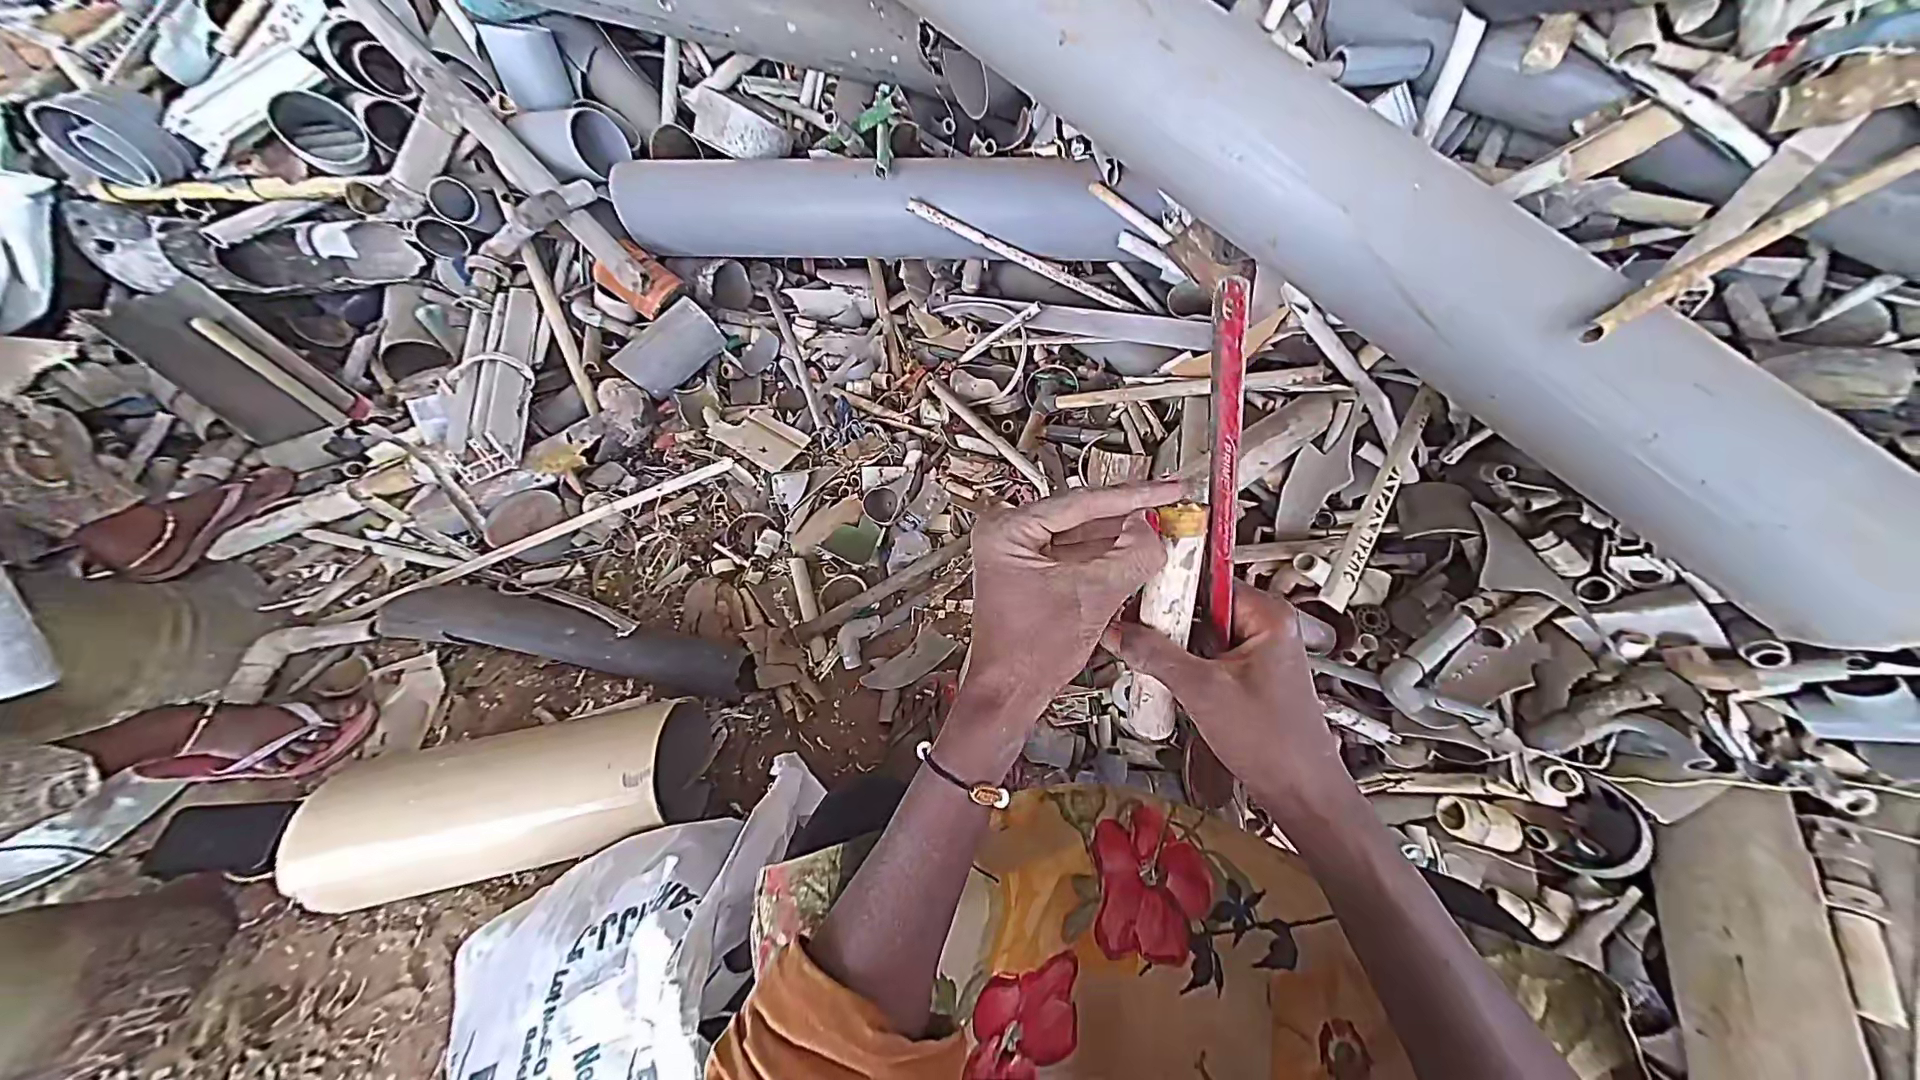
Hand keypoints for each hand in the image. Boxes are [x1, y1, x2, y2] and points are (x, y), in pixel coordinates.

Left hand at [966, 481, 1181, 713]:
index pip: (1080, 502)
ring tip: (1160, 531)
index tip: (1164, 490)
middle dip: (1130, 518)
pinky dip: (1109, 558)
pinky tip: (1137, 554)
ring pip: (1084, 536)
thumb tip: (1151, 531)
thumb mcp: (1091, 598)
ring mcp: (1021, 556)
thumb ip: (1130, 557)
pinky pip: (1079, 557)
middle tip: (1168, 507)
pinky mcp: (1035, 574)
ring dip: (1123, 538)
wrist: (1009, 693)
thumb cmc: (1024, 656)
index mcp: (1007, 531)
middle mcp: (1009, 537)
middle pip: (1083, 516)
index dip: (1133, 496)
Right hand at [1104, 581, 1348, 808]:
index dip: (1168, 583)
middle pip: (1197, 603)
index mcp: (1269, 616)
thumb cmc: (1278, 746)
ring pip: (1195, 629)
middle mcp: (1263, 627)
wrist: (1299, 794)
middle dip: (1163, 618)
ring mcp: (1252, 650)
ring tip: (1146, 654)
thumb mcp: (1203, 691)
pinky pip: (1200, 652)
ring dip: (1168, 642)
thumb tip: (1120, 632)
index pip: (1206, 576)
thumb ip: (1154, 655)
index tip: (1136, 590)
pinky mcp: (1240, 672)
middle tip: (1134, 627)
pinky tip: (1163, 674)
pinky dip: (1178, 661)